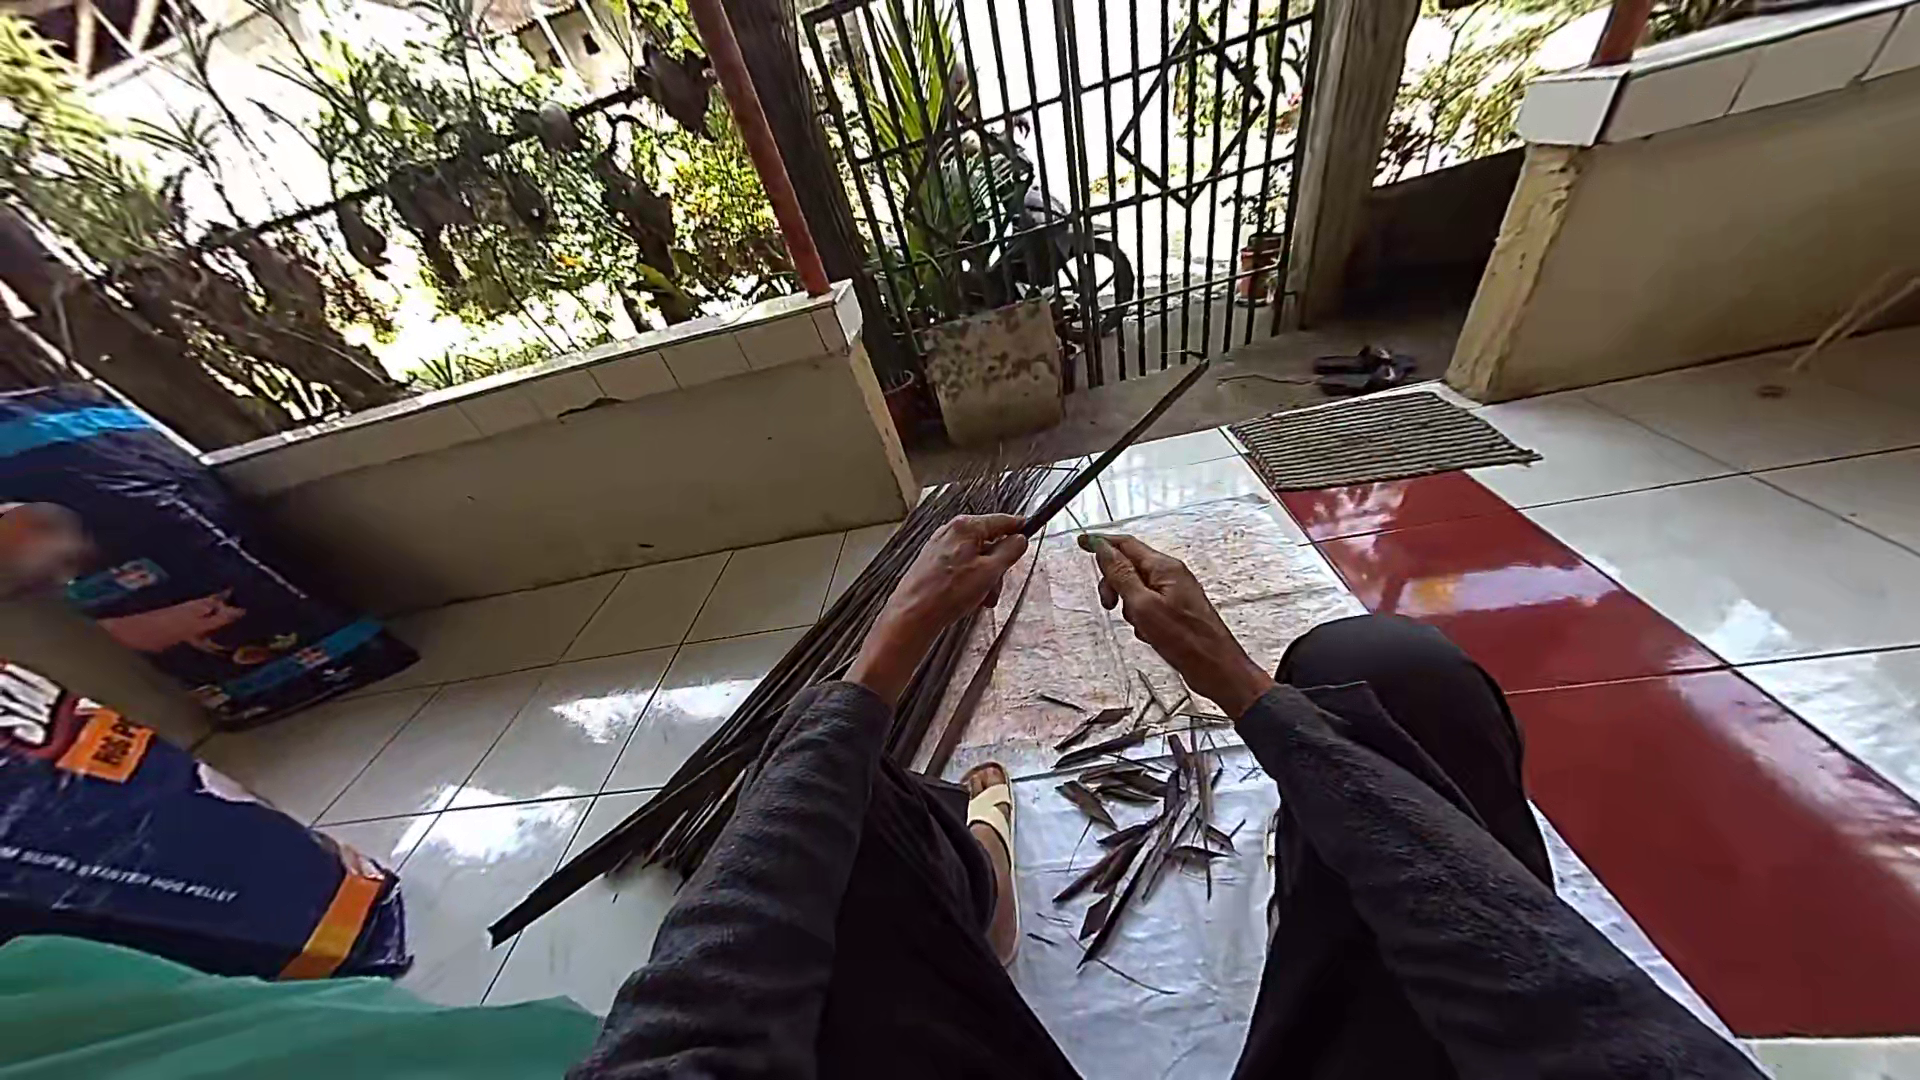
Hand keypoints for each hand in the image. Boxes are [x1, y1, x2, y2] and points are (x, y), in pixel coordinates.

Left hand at [849, 514, 1029, 705]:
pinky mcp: (933, 563)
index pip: (1001, 520)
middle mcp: (950, 532)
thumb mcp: (990, 572)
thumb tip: (1020, 539)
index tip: (1030, 532)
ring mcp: (940, 547)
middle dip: (998, 566)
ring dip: (985, 578)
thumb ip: (1009, 551)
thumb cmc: (947, 593)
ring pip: (976, 558)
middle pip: (988, 542)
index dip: (1018, 528)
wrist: (913, 615)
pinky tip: (967, 599)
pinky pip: (962, 567)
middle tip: (996, 586)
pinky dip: (970, 582)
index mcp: (965, 527)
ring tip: (981, 599)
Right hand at [1079, 533, 1275, 716]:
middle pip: (1128, 566)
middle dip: (1113, 583)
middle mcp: (1171, 575)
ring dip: (1127, 605)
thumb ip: (1121, 575)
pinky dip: (1140, 617)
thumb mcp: (1143, 606)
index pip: (1125, 544)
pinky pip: (1146, 605)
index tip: (1082, 542)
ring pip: (1135, 588)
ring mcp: (1174, 592)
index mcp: (1164, 568)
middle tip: (1109, 603)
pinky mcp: (1174, 610)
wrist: (1217, 670)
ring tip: (1138, 624)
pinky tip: (1149, 633)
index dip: (1101, 542)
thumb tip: (1103, 549)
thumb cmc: (1187, 641)